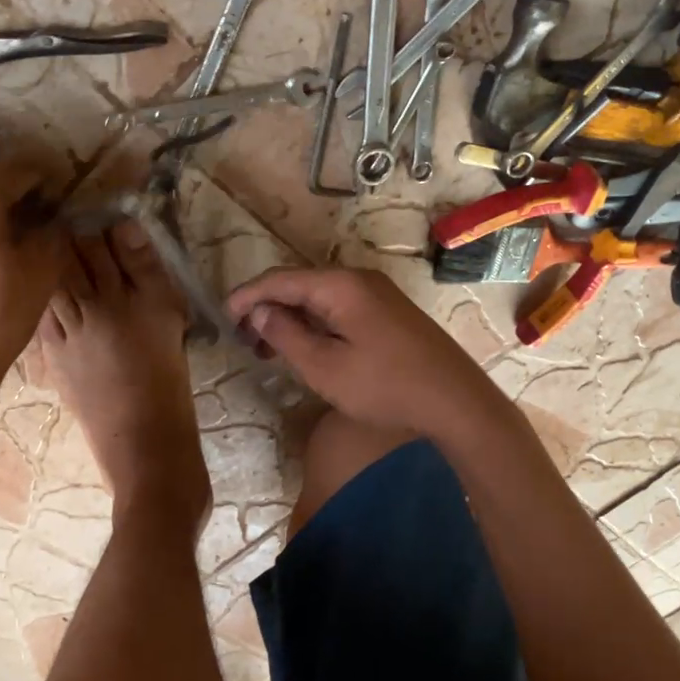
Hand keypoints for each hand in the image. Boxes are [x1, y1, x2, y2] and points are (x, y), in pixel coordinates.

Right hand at [226, 267, 505, 437]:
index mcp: (340, 285)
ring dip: (290, 318)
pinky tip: (306, 348)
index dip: (247, 296)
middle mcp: (358, 279)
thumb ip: (287, 336)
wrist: (456, 401)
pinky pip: (339, 308)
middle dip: (267, 308)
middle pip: (299, 284)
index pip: (279, 279)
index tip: (223, 318)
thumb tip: (260, 312)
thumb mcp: (325, 367)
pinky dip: (314, 323)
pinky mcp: (388, 312)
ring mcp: (377, 294)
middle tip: (245, 341)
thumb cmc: (385, 387)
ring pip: (319, 297)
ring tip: (268, 349)